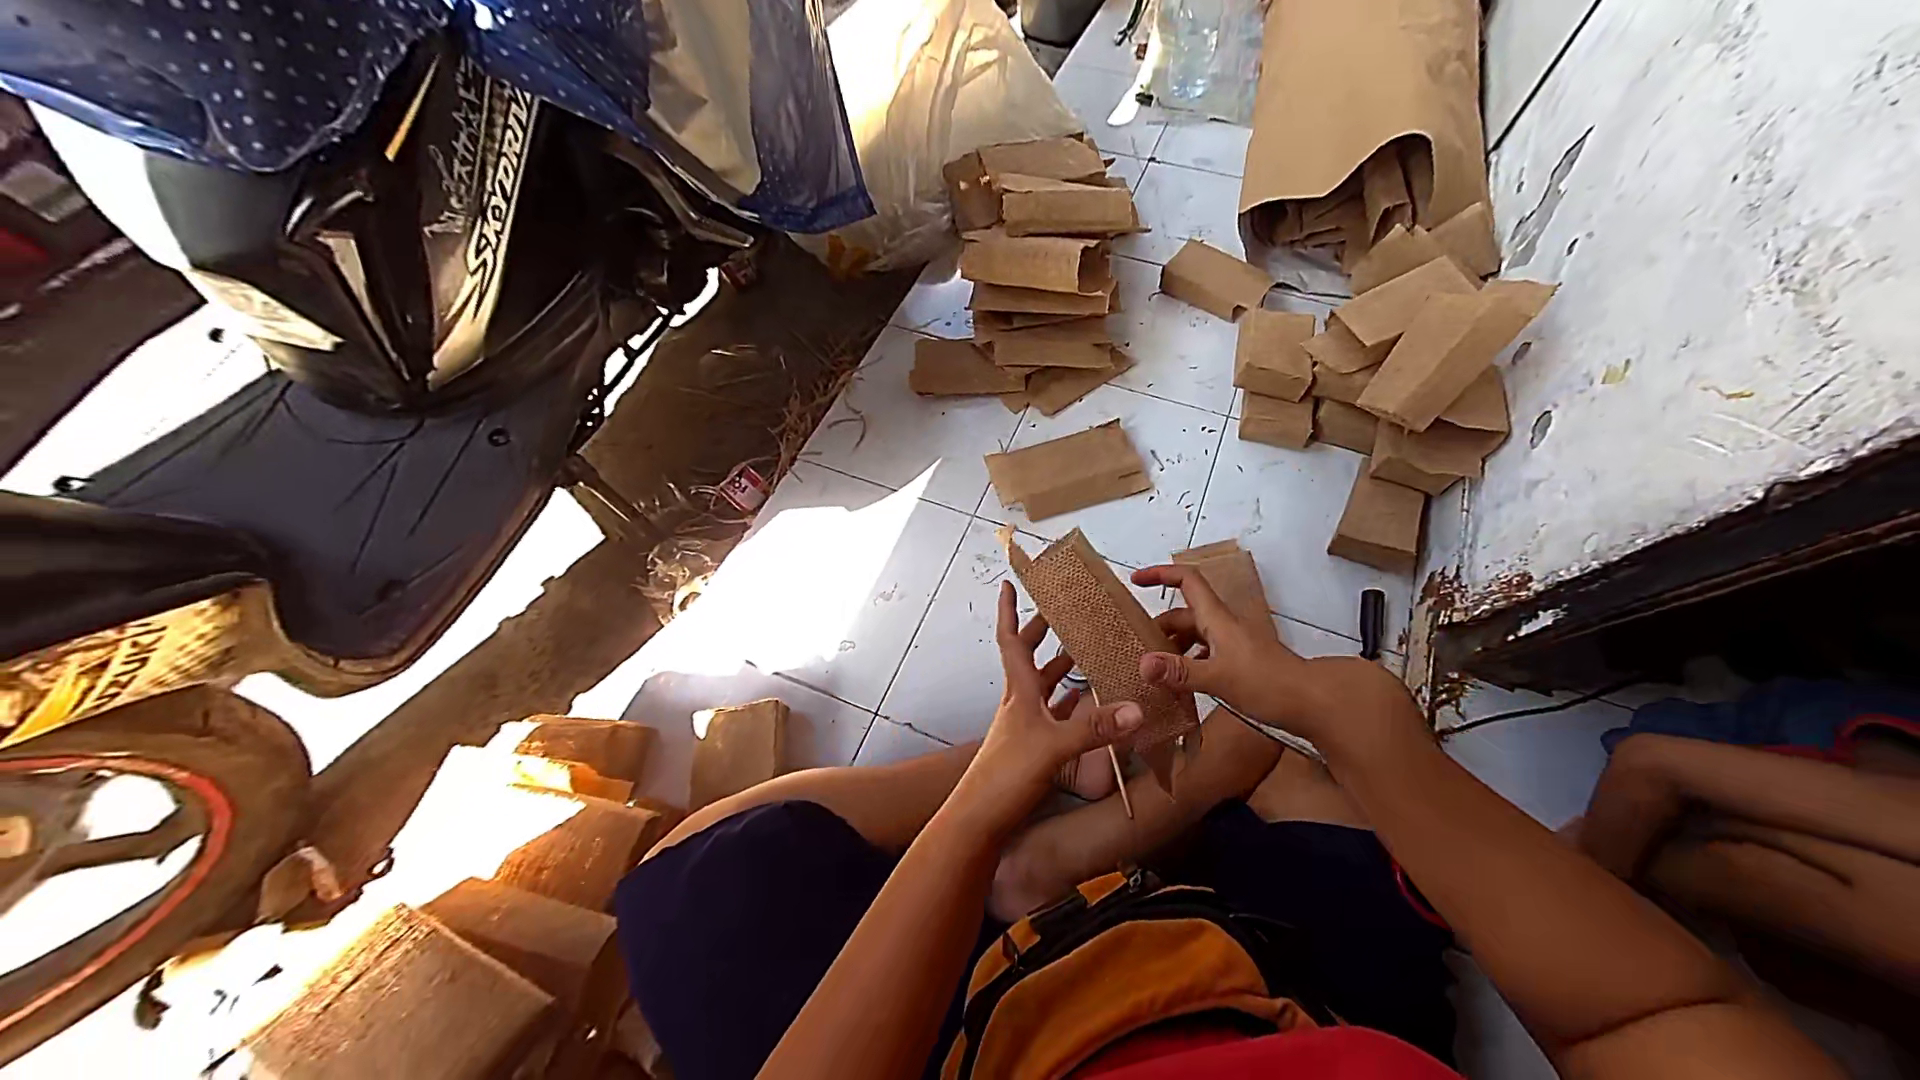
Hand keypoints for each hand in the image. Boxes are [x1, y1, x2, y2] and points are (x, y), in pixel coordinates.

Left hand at [947, 582, 1143, 838]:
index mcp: (1019, 691)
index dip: (1010, 611)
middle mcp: (1019, 702)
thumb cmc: (1005, 777)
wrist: (980, 820)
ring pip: (1043, 685)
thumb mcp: (1053, 747)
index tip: (1009, 585)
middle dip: (1042, 632)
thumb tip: (1135, 708)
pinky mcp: (1033, 747)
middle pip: (1028, 657)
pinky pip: (1054, 715)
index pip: (1012, 640)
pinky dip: (1070, 703)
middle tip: (1062, 613)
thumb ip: (1095, 728)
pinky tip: (1086, 702)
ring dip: (1059, 666)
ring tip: (1082, 651)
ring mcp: (1025, 725)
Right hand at [1129, 564, 1422, 756]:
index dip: (1161, 574)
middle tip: (1137, 648)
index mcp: (1218, 619)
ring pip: (1193, 636)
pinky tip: (1180, 685)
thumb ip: (1180, 671)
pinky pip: (1204, 655)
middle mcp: (1223, 626)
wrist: (1314, 703)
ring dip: (1172, 648)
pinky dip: (1188, 664)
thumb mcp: (1218, 678)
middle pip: (1183, 614)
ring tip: (1155, 670)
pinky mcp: (1238, 663)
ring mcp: (1232, 644)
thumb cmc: (1271, 684)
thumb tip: (1144, 664)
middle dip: (1158, 627)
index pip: (1187, 581)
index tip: (1137, 579)